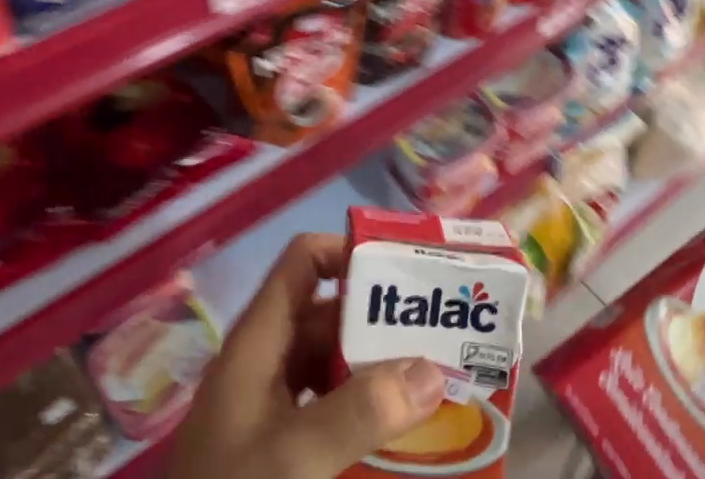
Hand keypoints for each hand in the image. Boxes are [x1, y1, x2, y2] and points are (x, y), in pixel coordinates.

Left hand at [169, 234, 447, 478]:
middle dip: (383, 323)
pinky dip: (364, 413)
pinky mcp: (277, 443)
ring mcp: (270, 404)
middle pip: (330, 317)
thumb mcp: (295, 453)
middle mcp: (266, 361)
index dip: (351, 252)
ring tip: (439, 383)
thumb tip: (432, 369)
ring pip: (334, 368)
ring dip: (379, 372)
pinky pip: (329, 410)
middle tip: (445, 335)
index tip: (408, 271)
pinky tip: (402, 435)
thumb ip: (361, 412)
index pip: (304, 262)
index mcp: (259, 339)